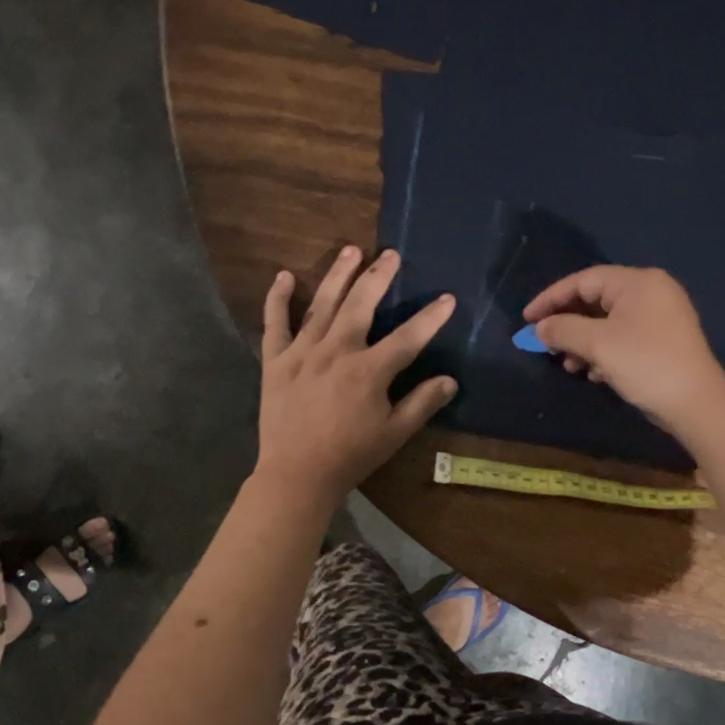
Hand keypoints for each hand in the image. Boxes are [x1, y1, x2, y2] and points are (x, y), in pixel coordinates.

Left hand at [256, 246, 456, 502]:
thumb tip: (449, 381)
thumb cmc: (350, 456)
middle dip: (378, 277)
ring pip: (322, 304)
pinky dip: (278, 299)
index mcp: (369, 371)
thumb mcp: (393, 434)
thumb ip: (421, 404)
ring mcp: (302, 352)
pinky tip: (284, 276)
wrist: (297, 474)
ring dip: (337, 275)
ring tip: (350, 250)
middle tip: (390, 254)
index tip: (447, 299)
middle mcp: (336, 351)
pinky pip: (275, 323)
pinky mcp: (276, 361)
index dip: (430, 318)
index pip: (408, 337)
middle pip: (361, 304)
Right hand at [523, 265, 724, 428]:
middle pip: (595, 301)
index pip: (584, 280)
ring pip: (607, 322)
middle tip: (545, 344)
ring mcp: (659, 317)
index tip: (526, 319)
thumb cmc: (644, 364)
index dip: (551, 298)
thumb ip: (563, 330)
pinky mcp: (661, 341)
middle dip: (567, 324)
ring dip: (582, 342)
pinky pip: (622, 337)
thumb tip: (539, 328)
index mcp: (637, 282)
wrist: (695, 403)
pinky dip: (602, 352)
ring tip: (568, 365)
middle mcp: (651, 292)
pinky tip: (592, 373)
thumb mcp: (597, 345)